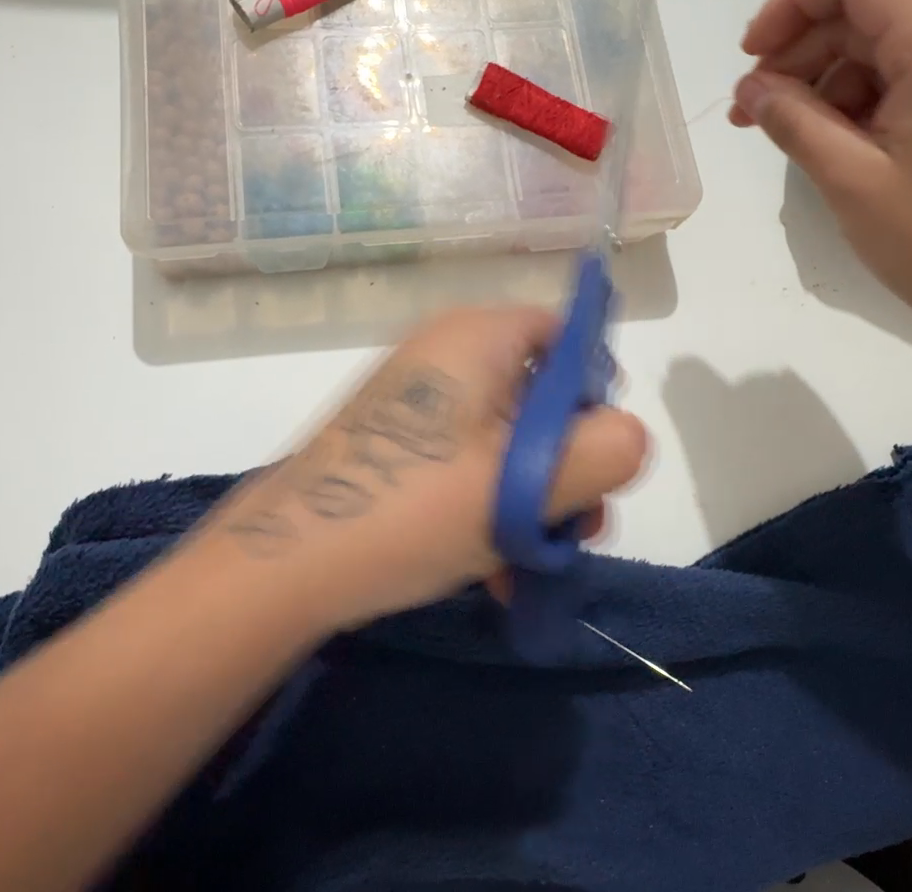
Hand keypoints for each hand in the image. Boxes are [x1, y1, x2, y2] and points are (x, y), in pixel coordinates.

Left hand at [200, 307, 648, 629]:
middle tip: (578, 529)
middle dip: (567, 468)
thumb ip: (603, 451)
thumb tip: (628, 434)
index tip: (597, 460)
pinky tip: (497, 574)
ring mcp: (414, 403)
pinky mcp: (395, 446)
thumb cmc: (413, 509)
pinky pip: (464, 465)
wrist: (283, 562)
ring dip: (530, 502)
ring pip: (504, 442)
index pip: (566, 336)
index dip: (595, 396)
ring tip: (534, 566)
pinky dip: (488, 510)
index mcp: (476, 338)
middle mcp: (444, 356)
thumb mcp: (525, 485)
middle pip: (538, 397)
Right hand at [728, 0, 911, 368]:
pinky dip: (872, 96)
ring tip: (790, 134)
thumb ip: (793, 119)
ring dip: (833, 78)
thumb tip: (750, 88)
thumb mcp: (850, 179)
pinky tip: (839, 140)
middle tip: (752, 111)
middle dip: (804, 51)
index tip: (748, 59)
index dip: (790, 6)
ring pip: (895, 41)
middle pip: (875, 8)